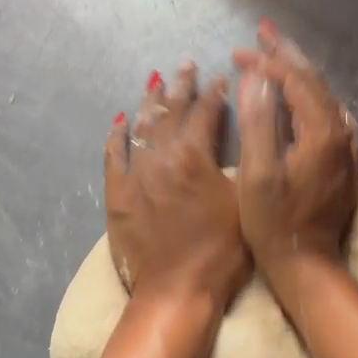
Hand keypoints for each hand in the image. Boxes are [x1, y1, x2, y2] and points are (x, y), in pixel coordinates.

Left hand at [104, 62, 250, 311]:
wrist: (177, 291)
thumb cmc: (222, 251)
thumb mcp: (244, 201)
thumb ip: (241, 161)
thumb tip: (243, 128)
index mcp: (195, 155)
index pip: (205, 112)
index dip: (215, 93)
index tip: (220, 79)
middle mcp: (161, 155)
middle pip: (171, 111)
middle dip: (180, 86)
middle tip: (185, 66)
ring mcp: (135, 173)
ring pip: (142, 127)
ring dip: (151, 102)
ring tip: (156, 82)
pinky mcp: (117, 193)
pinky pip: (113, 156)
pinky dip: (117, 136)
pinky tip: (121, 121)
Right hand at [233, 20, 357, 280]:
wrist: (308, 266)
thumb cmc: (273, 222)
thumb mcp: (257, 172)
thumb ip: (259, 120)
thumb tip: (257, 76)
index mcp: (321, 131)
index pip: (294, 80)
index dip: (265, 62)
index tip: (236, 53)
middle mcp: (341, 133)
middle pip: (314, 80)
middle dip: (285, 54)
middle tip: (262, 31)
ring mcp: (347, 149)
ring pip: (323, 96)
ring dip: (298, 72)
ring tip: (276, 55)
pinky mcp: (345, 163)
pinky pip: (331, 114)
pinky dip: (312, 96)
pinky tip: (304, 96)